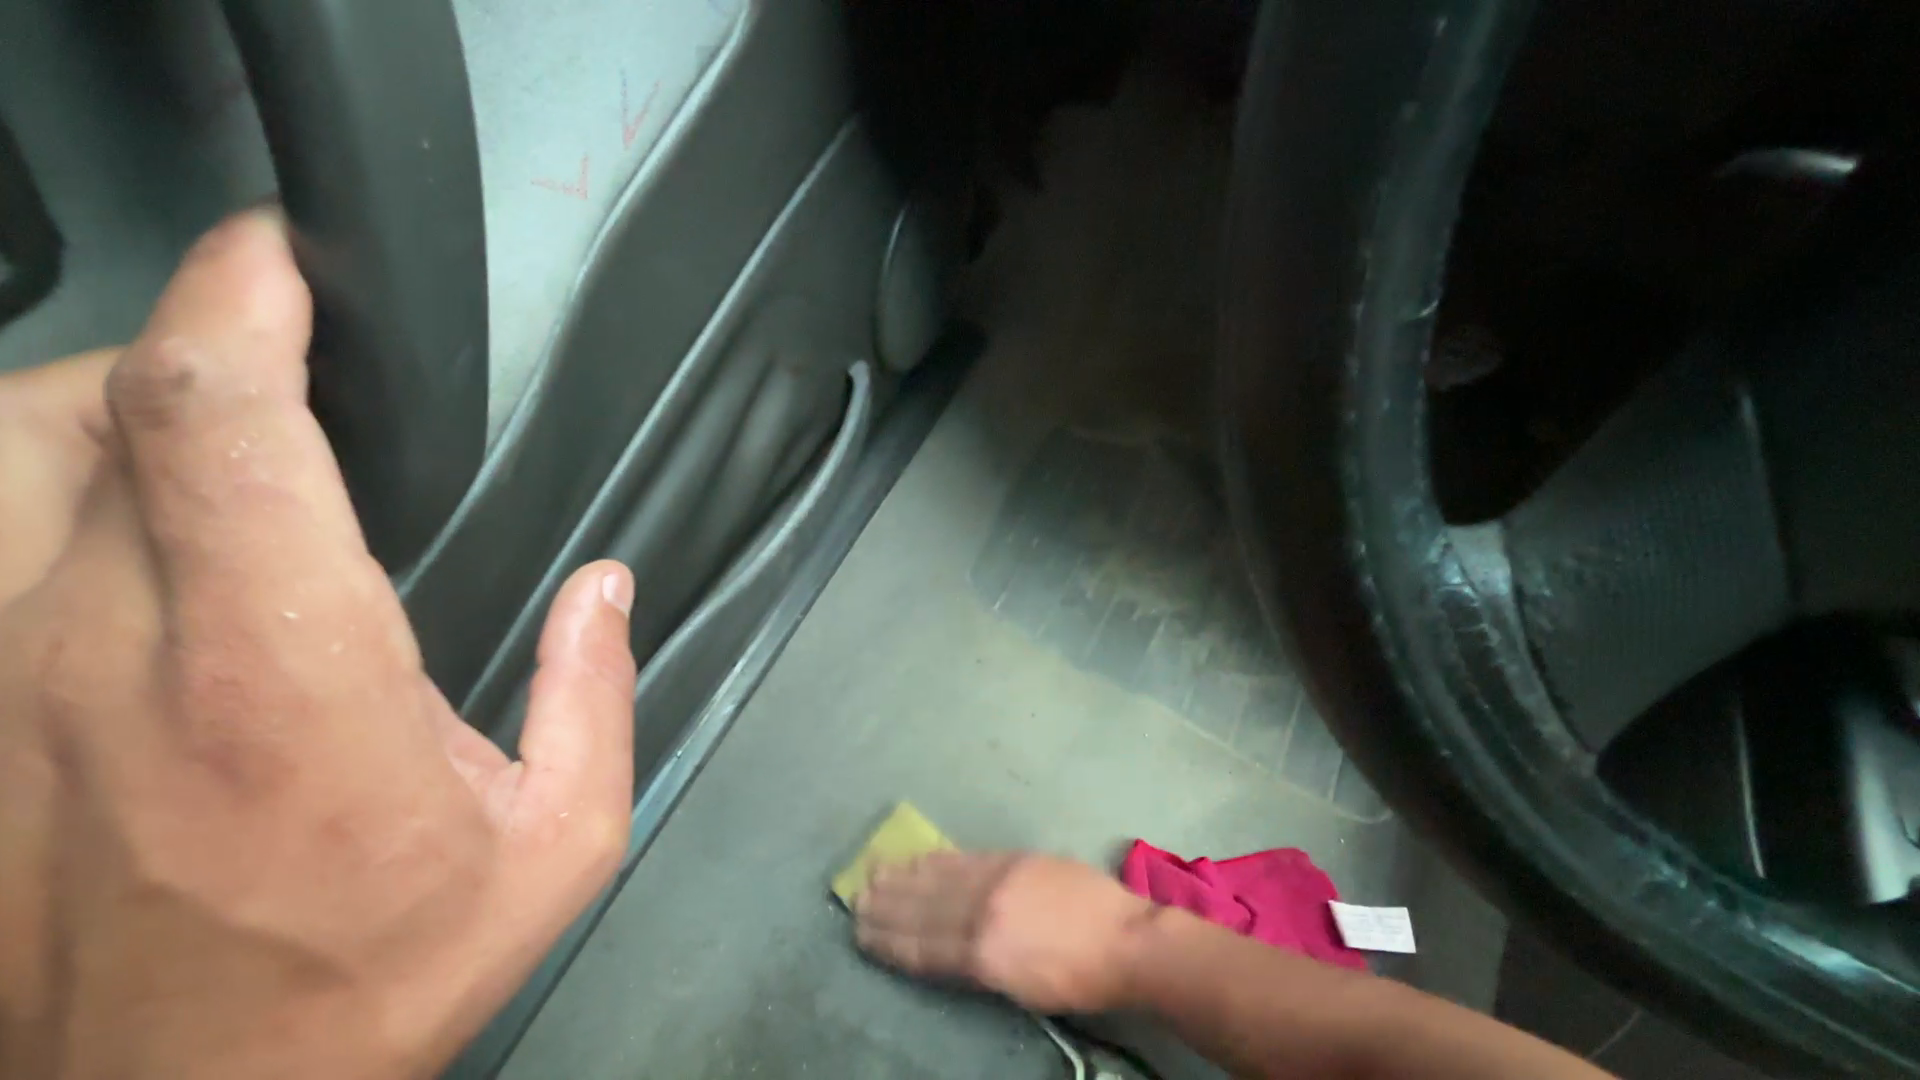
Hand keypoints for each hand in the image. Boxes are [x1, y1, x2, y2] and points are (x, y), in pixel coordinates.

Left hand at [0, 210, 638, 1078]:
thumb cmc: (383, 975)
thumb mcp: (556, 847)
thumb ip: (591, 700)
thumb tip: (605, 590)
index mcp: (286, 675)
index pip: (219, 426)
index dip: (245, 304)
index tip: (290, 257)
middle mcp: (113, 656)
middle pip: (97, 406)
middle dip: (194, 337)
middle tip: (292, 352)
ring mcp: (4, 687)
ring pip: (9, 452)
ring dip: (115, 394)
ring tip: (223, 415)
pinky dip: (63, 474)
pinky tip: (152, 507)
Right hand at [854, 852, 1154, 1013]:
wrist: (1124, 939)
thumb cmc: (1076, 979)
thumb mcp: (1021, 989)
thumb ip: (979, 967)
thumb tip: (949, 950)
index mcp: (982, 953)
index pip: (924, 947)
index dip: (890, 940)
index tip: (861, 932)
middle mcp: (982, 913)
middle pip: (924, 909)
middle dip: (887, 906)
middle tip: (856, 900)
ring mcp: (998, 881)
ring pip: (940, 879)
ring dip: (905, 877)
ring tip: (876, 872)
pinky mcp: (1015, 860)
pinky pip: (967, 859)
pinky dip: (939, 860)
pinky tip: (922, 858)